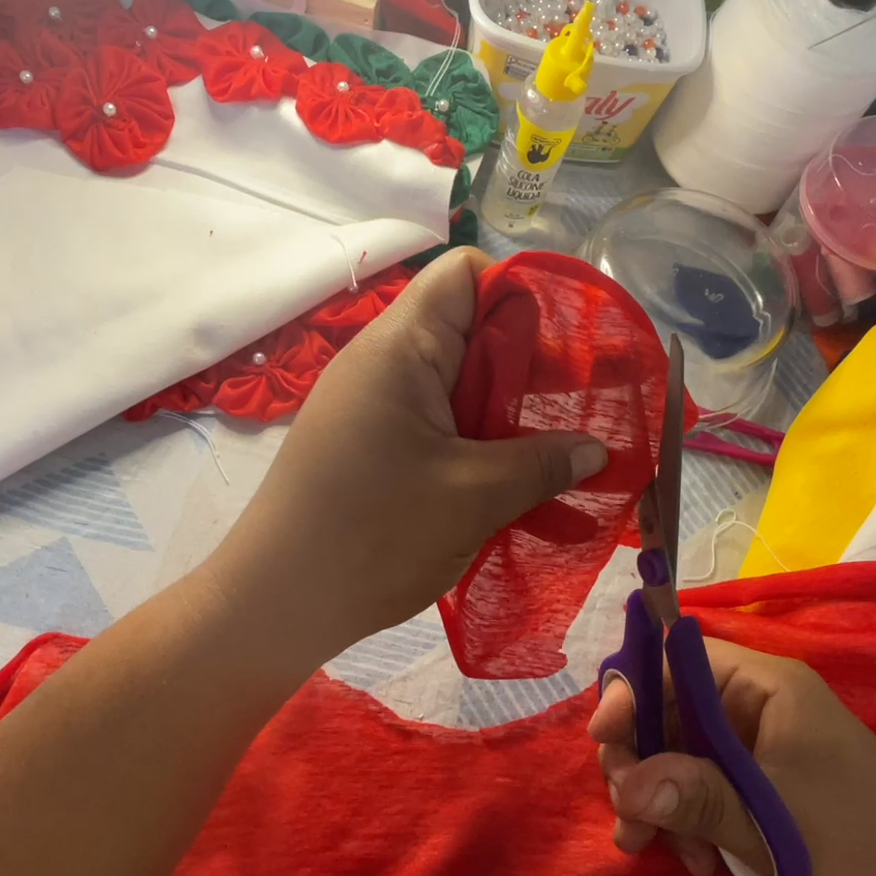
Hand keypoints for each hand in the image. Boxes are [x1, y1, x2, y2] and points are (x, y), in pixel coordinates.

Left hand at [205, 247, 607, 658]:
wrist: (277, 601)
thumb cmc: (374, 535)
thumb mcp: (473, 498)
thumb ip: (542, 464)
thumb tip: (598, 449)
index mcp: (400, 347)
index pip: (466, 275)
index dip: (522, 294)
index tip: (569, 347)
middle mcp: (382, 361)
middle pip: (467, 328)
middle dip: (527, 363)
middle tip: (577, 407)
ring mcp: (371, 404)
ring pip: (454, 381)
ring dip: (502, 411)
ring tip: (551, 448)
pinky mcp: (368, 442)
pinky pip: (433, 420)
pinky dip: (473, 440)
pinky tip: (505, 478)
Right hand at [590, 640, 875, 875]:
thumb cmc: (857, 864)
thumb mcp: (769, 829)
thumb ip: (693, 796)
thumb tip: (627, 784)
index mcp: (771, 687)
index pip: (678, 658)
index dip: (633, 689)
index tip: (604, 738)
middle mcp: (764, 703)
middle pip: (671, 706)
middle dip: (641, 758)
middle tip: (625, 813)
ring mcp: (764, 744)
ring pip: (681, 748)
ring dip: (657, 796)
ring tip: (649, 848)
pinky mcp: (765, 782)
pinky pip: (704, 780)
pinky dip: (684, 814)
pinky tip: (690, 858)